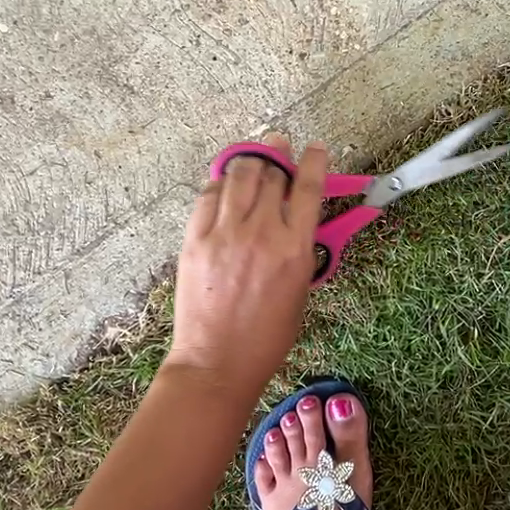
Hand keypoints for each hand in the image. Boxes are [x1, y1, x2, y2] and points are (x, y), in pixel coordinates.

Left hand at [169, 134, 327, 394]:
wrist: (217, 362)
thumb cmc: (268, 335)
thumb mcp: (301, 288)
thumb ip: (300, 248)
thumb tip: (296, 217)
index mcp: (295, 248)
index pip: (308, 187)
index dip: (313, 161)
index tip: (314, 148)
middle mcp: (263, 233)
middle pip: (272, 175)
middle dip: (277, 156)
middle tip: (278, 148)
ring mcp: (226, 234)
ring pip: (239, 176)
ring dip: (249, 162)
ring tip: (253, 158)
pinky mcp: (195, 240)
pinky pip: (208, 196)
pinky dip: (219, 184)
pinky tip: (224, 186)